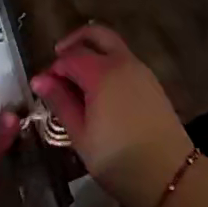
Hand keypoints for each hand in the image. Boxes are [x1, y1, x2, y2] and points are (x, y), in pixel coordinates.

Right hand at [31, 24, 192, 206]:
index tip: (43, 86)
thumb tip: (40, 79)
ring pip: (114, 45)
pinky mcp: (151, 80)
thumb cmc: (117, 159)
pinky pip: (125, 60)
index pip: (71, 56)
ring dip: (93, 51)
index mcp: (102, 73)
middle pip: (97, 34)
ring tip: (76, 81)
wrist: (167, 172)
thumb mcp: (80, 136)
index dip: (54, 68)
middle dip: (75, 41)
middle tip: (58, 59)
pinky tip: (99, 90)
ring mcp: (141, 69)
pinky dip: (108, 63)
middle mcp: (123, 62)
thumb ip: (61, 102)